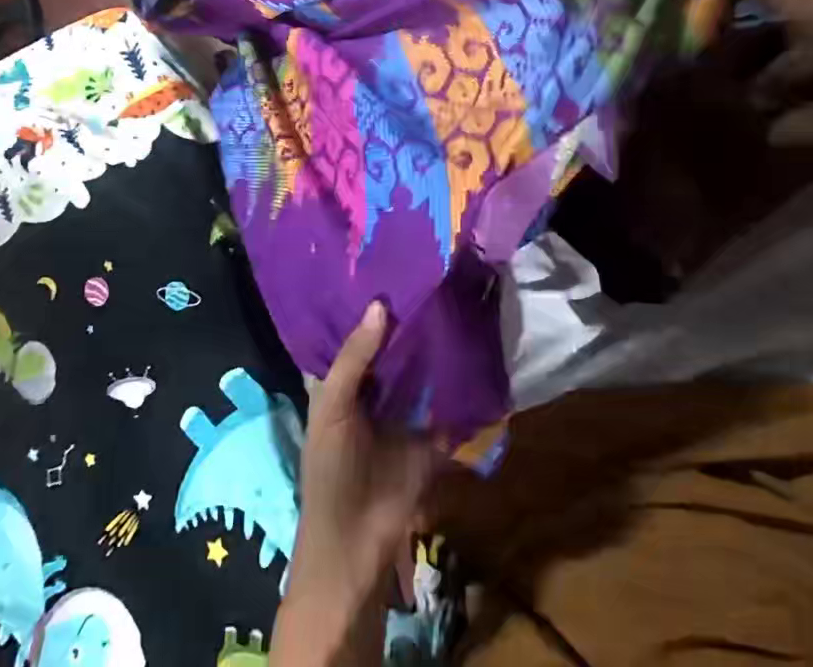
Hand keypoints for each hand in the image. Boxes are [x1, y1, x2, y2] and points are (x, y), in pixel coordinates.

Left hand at [275, 301, 435, 666]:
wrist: (356, 544)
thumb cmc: (331, 473)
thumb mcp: (332, 411)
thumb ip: (353, 360)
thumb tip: (379, 305)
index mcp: (344, 385)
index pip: (358, 337)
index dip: (370, 308)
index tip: (392, 268)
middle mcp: (377, 392)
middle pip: (396, 351)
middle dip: (412, 322)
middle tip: (437, 276)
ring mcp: (408, 412)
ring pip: (425, 372)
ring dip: (439, 348)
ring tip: (461, 301)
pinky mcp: (435, 433)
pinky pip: (452, 403)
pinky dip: (464, 383)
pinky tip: (481, 349)